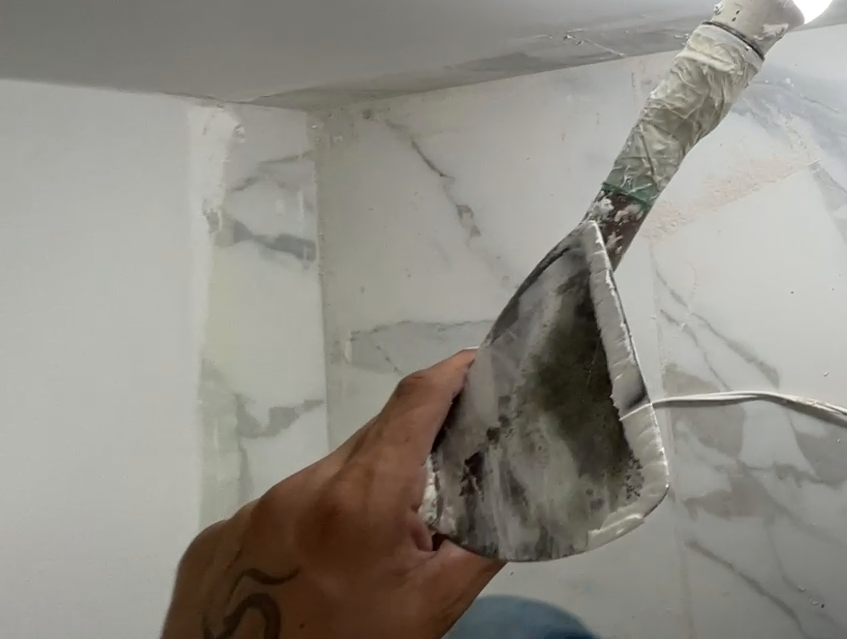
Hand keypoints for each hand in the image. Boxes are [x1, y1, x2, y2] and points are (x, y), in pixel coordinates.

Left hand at [162, 351, 501, 638]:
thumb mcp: (441, 599)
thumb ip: (488, 532)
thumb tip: (524, 483)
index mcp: (360, 496)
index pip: (415, 400)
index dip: (453, 371)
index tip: (483, 361)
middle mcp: (299, 490)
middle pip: (377, 435)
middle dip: (417, 441)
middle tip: (446, 476)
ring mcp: (246, 515)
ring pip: (332, 471)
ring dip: (365, 483)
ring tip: (378, 538)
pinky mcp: (210, 543)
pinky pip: (284, 506)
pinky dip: (316, 517)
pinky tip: (321, 562)